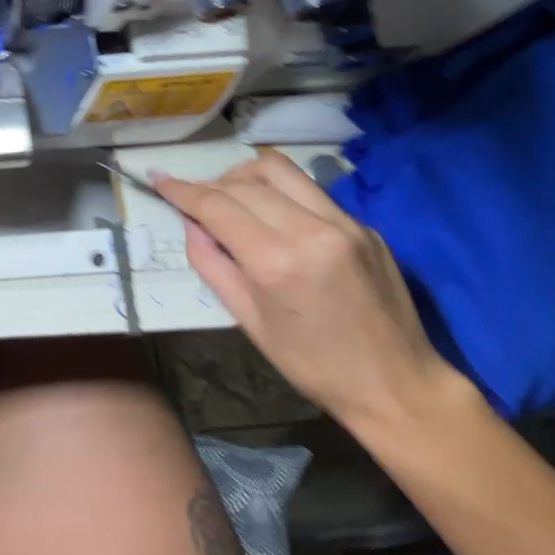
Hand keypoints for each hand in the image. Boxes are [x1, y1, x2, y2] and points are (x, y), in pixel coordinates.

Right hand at [154, 152, 461, 429]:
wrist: (396, 382)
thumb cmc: (310, 363)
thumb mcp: (246, 318)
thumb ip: (212, 263)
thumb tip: (192, 224)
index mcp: (277, 260)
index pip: (218, 205)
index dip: (182, 190)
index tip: (159, 180)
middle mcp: (313, 229)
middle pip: (245, 183)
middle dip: (209, 185)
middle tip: (191, 199)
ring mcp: (345, 223)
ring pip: (280, 171)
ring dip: (244, 176)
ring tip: (229, 196)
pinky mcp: (364, 226)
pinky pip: (310, 192)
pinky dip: (279, 194)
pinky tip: (271, 217)